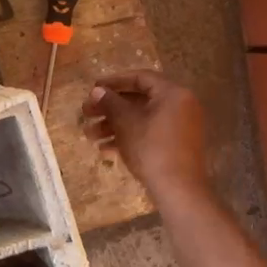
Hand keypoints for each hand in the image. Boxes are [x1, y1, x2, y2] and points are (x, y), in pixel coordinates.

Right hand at [82, 70, 209, 197]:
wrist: (178, 188)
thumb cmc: (151, 148)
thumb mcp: (126, 122)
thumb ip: (110, 102)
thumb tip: (97, 90)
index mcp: (173, 94)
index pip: (140, 78)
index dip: (113, 81)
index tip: (93, 89)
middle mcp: (180, 106)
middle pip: (138, 100)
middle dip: (109, 108)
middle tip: (86, 113)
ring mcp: (180, 126)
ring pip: (141, 118)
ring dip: (114, 125)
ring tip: (90, 136)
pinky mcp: (176, 144)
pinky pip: (149, 132)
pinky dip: (128, 137)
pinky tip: (106, 149)